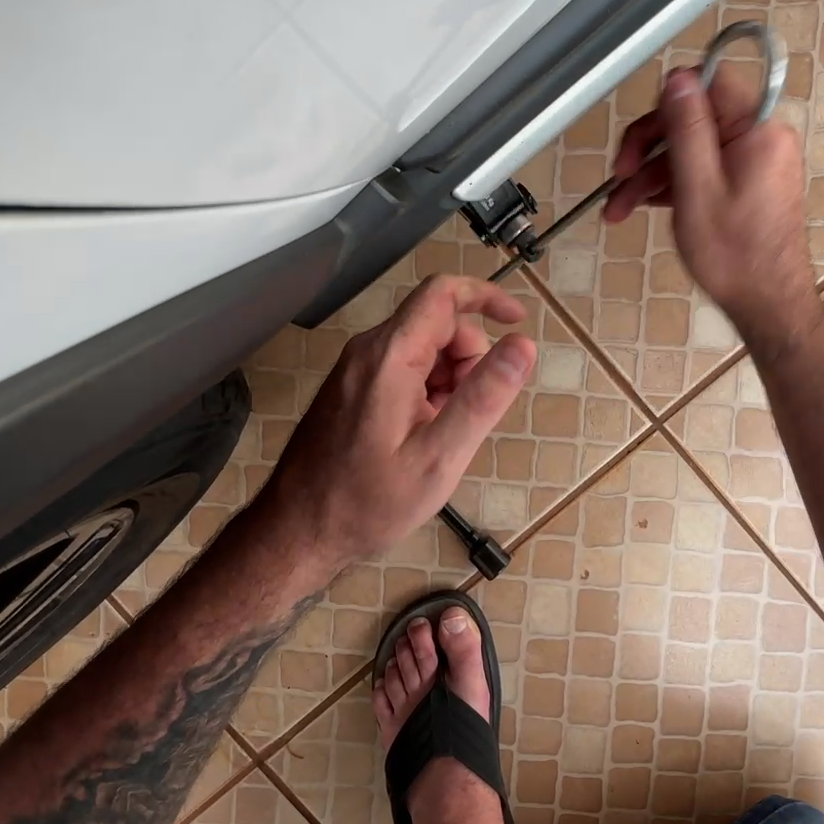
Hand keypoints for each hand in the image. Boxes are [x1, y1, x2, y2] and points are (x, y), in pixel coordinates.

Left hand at [256, 275, 536, 568]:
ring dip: (449, 379)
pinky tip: (422, 435)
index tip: (519, 322)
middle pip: (437, 324)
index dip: (486, 297)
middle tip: (469, 415)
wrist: (299, 529)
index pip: (443, 293)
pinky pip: (403, 369)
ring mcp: (356, 368)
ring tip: (442, 434)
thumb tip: (523, 345)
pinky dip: (428, 391)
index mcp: (391, 356)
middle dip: (470, 359)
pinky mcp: (352, 387)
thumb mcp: (440, 456)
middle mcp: (369, 350)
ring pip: (423, 348)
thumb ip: (484, 397)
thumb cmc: (370, 501)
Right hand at [602, 68, 818, 333]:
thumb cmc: (736, 257)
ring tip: (619, 208)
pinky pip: (702, 169)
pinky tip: (642, 207)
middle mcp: (760, 138)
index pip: (709, 82)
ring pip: (690, 149)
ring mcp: (753, 161)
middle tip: (621, 174)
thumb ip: (687, 128)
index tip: (643, 136)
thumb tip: (678, 79)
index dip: (668, 103)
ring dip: (650, 174)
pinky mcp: (745, 182)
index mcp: (757, 129)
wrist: (766, 303)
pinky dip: (671, 185)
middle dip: (649, 146)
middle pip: (692, 117)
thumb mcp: (697, 188)